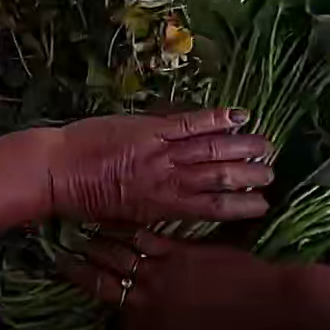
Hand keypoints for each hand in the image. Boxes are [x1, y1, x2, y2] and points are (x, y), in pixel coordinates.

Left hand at [46, 108, 272, 223]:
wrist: (56, 173)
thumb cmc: (86, 200)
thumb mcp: (126, 214)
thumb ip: (156, 207)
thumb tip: (180, 204)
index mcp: (164, 208)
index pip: (214, 208)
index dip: (242, 206)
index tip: (264, 205)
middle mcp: (169, 182)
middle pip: (221, 179)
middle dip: (251, 176)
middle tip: (273, 174)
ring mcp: (161, 153)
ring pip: (213, 151)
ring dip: (244, 148)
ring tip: (268, 147)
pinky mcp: (150, 129)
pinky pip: (191, 123)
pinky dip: (217, 118)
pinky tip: (240, 115)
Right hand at [62, 230, 298, 329]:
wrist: (274, 310)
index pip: (117, 319)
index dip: (102, 305)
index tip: (87, 293)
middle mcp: (147, 302)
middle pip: (103, 282)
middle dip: (79, 269)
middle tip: (61, 256)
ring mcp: (160, 273)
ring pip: (117, 255)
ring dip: (96, 244)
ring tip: (79, 234)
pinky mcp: (178, 250)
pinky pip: (143, 236)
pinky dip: (124, 228)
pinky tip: (113, 220)